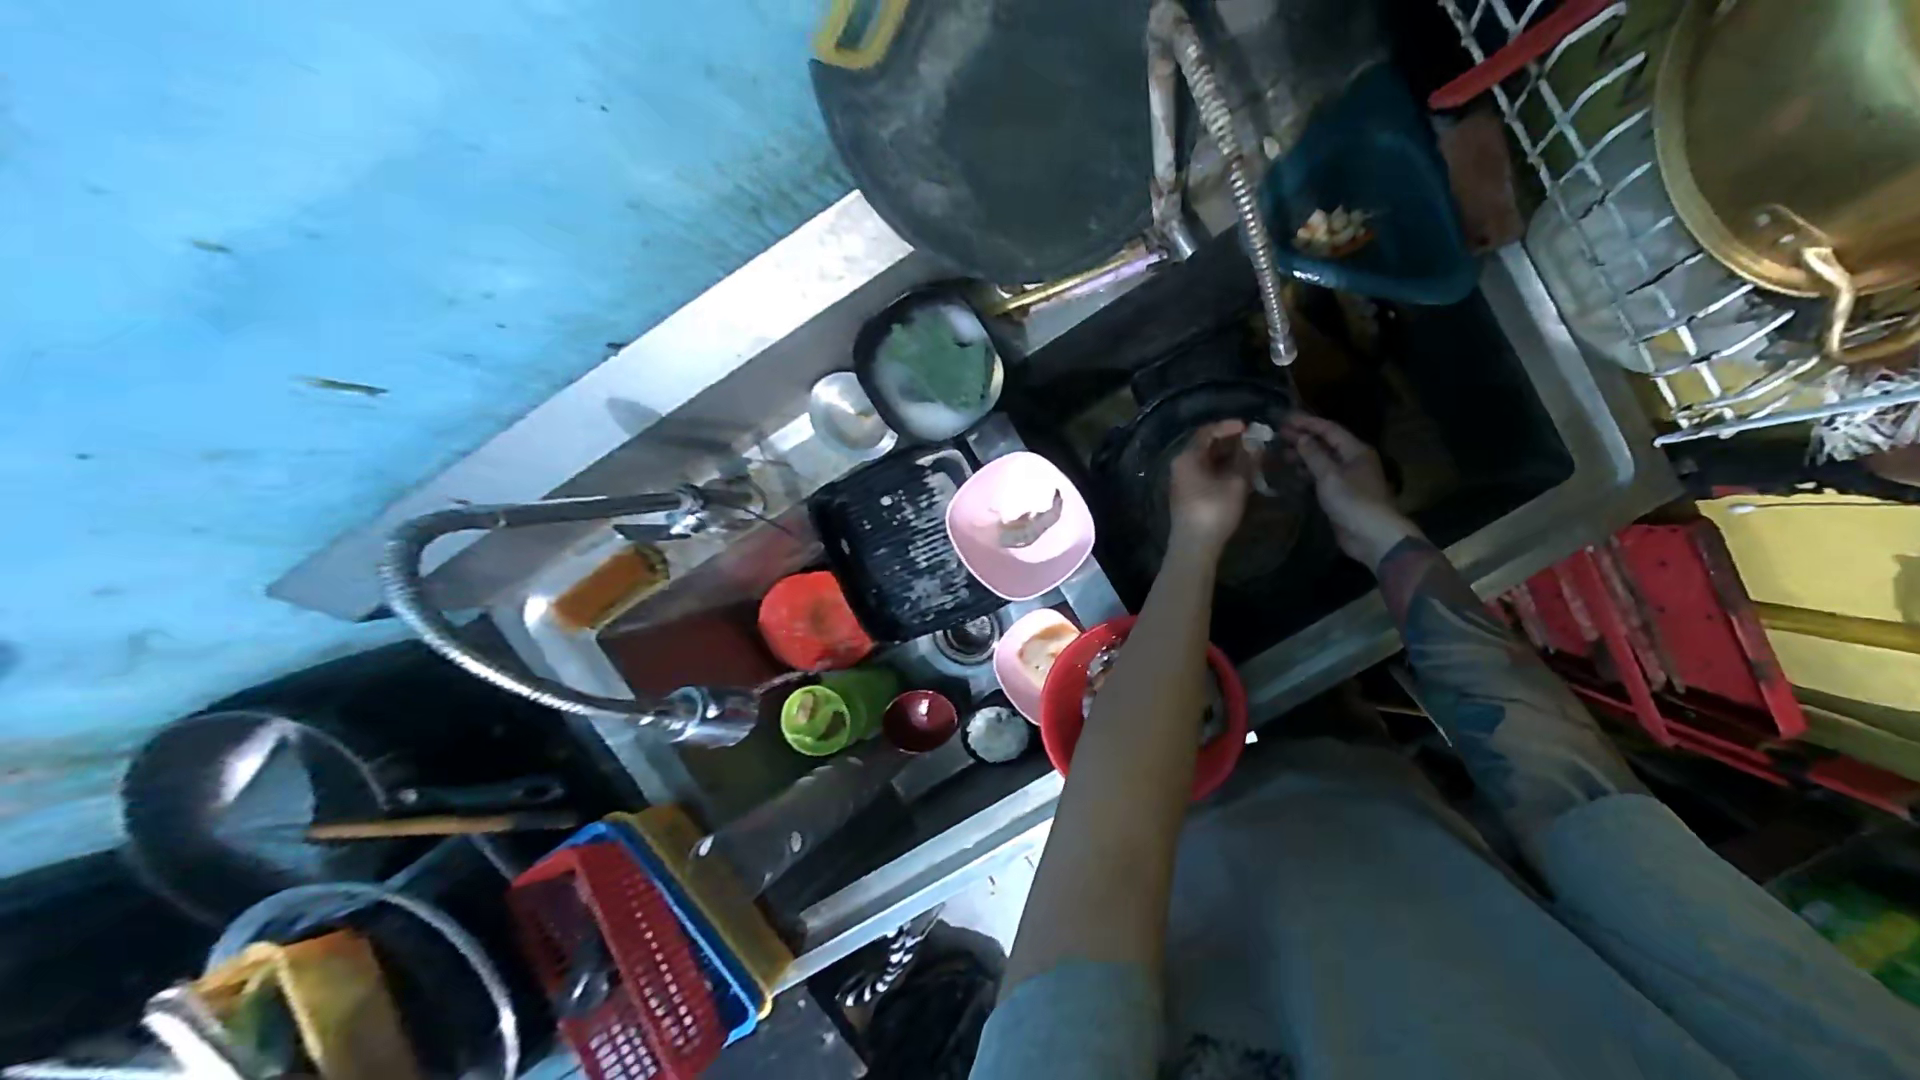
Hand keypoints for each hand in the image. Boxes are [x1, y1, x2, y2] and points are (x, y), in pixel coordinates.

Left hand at [1168, 419, 1252, 556]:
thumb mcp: (1236, 482)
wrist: (1194, 545)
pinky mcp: (1189, 495)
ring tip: (1253, 458)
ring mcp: (1183, 481)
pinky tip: (1241, 474)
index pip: (1207, 432)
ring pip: (1208, 462)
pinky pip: (1206, 474)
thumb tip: (1254, 442)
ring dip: (1230, 458)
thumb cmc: (1214, 509)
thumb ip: (1246, 459)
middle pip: (1206, 446)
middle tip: (1255, 443)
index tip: (1249, 427)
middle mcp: (1181, 466)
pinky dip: (1223, 470)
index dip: (1228, 427)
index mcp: (1187, 457)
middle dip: (1232, 443)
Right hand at [1280, 413, 1423, 567]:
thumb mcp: (1329, 475)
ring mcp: (1347, 477)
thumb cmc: (1352, 500)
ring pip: (1322, 460)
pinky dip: (1307, 472)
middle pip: (1325, 443)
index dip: (1307, 422)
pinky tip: (1293, 472)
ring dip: (1303, 455)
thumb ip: (1314, 454)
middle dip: (1302, 438)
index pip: (1329, 429)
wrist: (1370, 534)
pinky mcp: (1340, 493)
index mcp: (1355, 450)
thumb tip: (1301, 438)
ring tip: (1281, 453)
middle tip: (1277, 434)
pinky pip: (1321, 476)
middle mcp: (1353, 460)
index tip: (1285, 418)